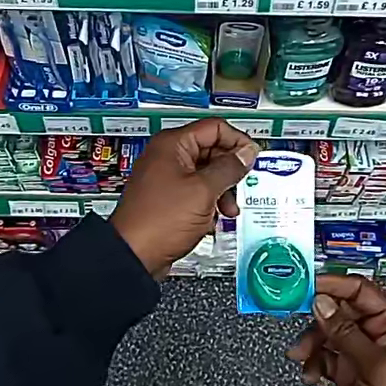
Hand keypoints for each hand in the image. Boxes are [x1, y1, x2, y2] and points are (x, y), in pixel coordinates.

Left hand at [110, 118, 257, 278]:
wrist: (134, 256)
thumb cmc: (159, 221)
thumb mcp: (204, 191)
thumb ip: (229, 168)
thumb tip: (246, 153)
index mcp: (173, 144)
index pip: (215, 128)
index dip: (237, 141)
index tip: (251, 159)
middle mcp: (168, 156)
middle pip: (212, 150)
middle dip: (230, 171)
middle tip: (239, 187)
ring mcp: (166, 177)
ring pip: (206, 173)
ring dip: (222, 190)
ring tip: (227, 210)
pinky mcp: (167, 197)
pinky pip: (196, 191)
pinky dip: (208, 202)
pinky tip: (211, 219)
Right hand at [288, 275, 385, 385]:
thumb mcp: (378, 366)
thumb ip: (346, 332)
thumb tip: (322, 303)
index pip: (361, 291)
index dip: (334, 285)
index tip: (309, 284)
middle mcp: (378, 335)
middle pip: (340, 311)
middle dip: (318, 316)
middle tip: (299, 322)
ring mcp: (363, 356)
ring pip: (329, 334)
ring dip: (312, 342)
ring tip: (302, 356)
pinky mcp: (351, 375)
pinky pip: (326, 358)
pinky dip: (314, 363)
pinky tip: (311, 374)